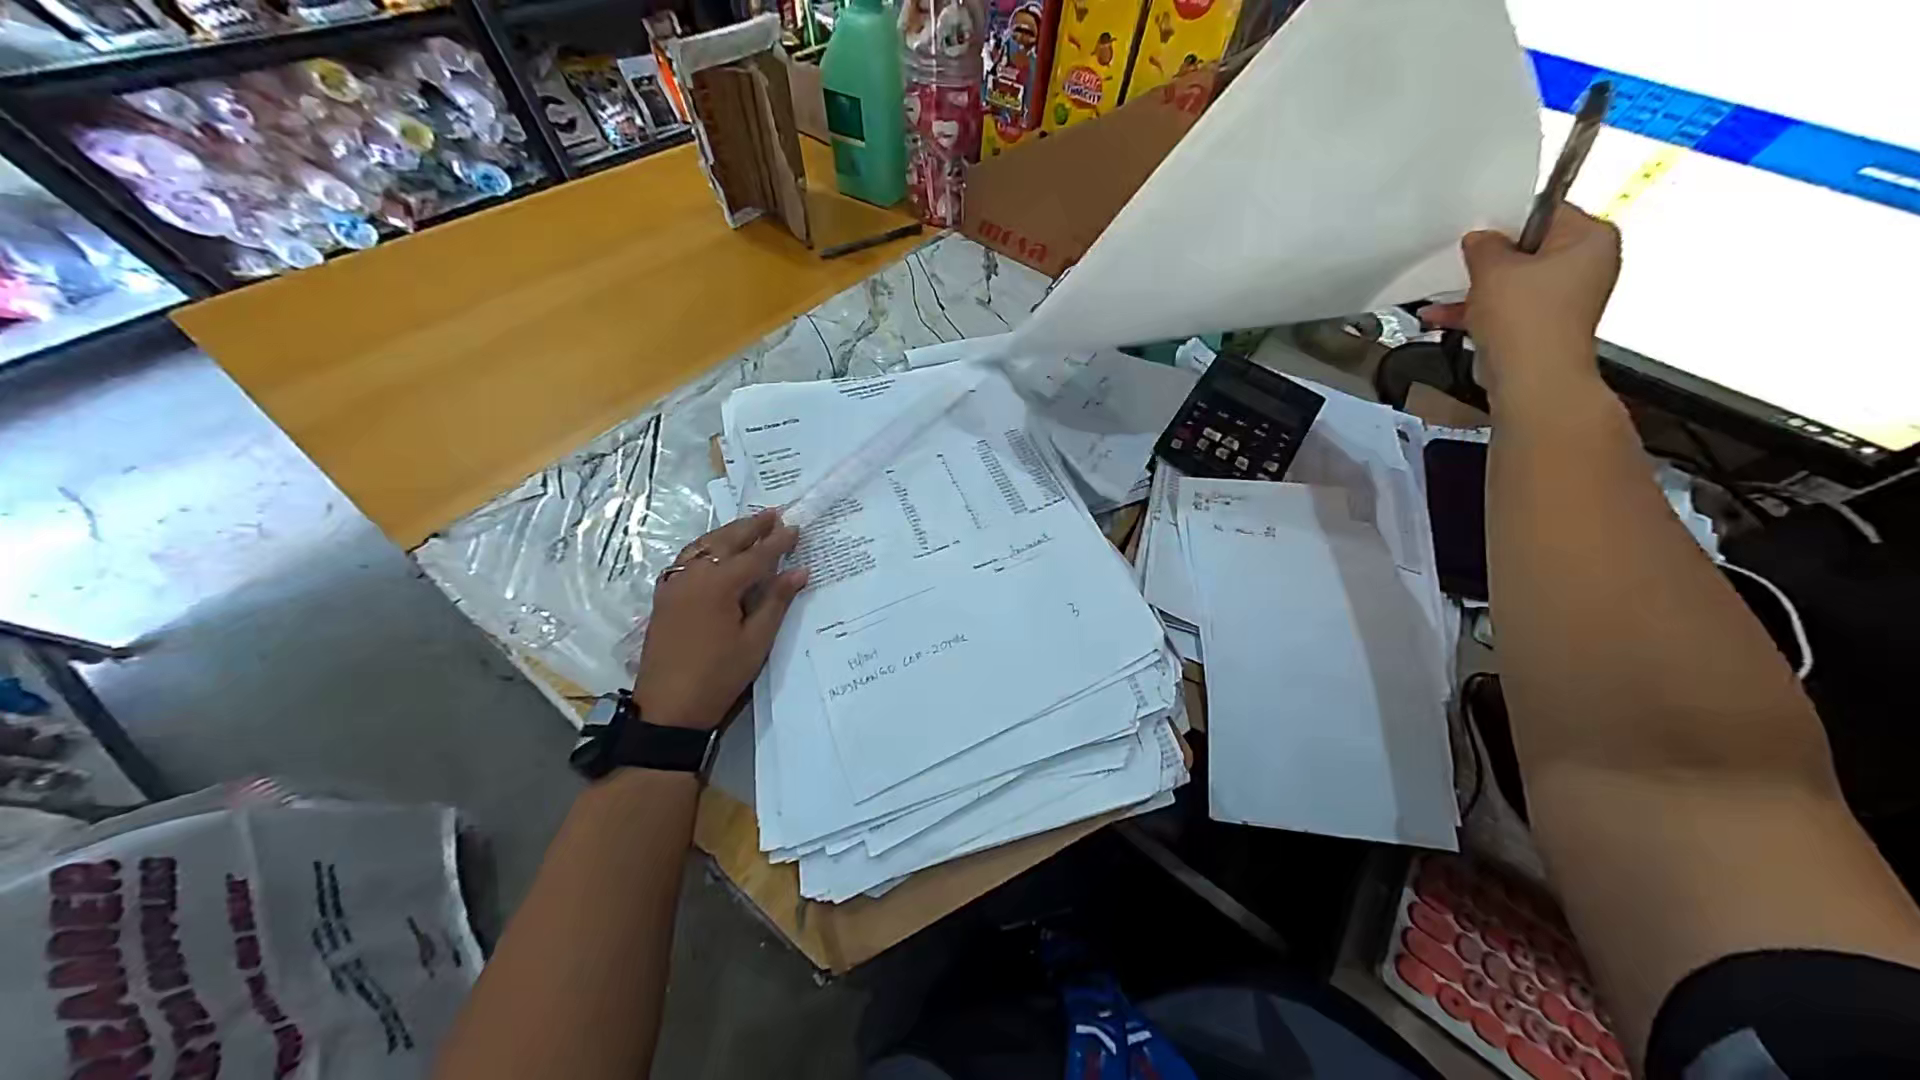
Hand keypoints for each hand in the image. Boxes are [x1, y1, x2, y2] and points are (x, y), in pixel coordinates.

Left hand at [633, 510, 808, 730]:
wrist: (667, 708)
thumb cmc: (718, 676)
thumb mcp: (756, 641)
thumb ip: (776, 601)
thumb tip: (799, 571)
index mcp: (719, 584)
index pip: (756, 555)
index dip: (778, 542)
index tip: (796, 527)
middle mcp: (693, 575)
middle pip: (726, 541)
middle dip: (751, 527)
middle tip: (774, 514)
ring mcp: (674, 584)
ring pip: (703, 546)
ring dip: (727, 534)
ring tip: (748, 526)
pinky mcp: (664, 597)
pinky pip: (687, 559)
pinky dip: (706, 548)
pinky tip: (715, 551)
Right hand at [1419, 204, 1621, 402]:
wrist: (1532, 376)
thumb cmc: (1523, 315)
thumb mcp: (1493, 269)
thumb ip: (1483, 245)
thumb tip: (1479, 239)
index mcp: (1590, 238)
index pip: (1547, 213)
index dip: (1507, 220)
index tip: (1477, 233)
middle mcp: (1588, 264)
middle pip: (1529, 250)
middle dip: (1488, 261)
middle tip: (1460, 263)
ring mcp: (1568, 297)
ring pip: (1515, 282)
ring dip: (1476, 289)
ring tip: (1441, 295)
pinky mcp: (1547, 324)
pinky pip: (1510, 307)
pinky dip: (1480, 310)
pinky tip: (1443, 316)